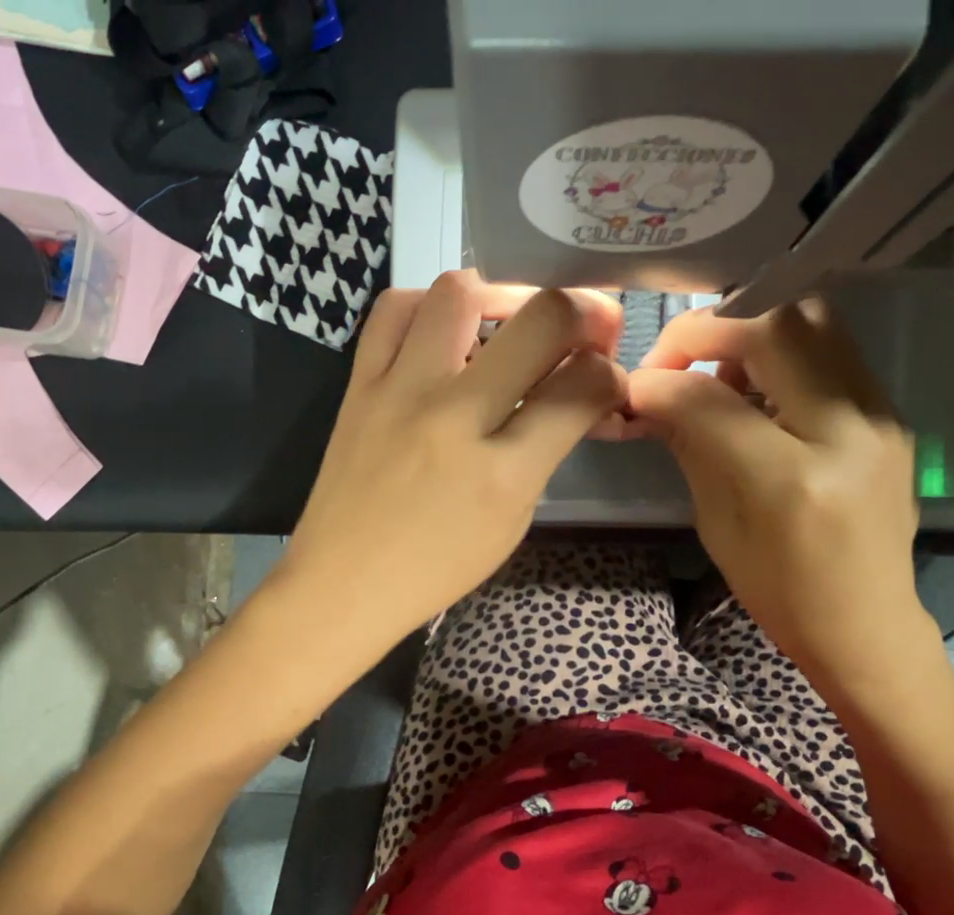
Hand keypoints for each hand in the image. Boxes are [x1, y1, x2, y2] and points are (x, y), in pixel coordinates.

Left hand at [274, 270, 624, 651]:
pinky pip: (392, 311)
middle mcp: (453, 418)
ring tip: (509, 324)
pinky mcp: (358, 384)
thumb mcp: (513, 521)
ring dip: (502, 296)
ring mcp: (399, 392)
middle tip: (586, 328)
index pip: (582, 388)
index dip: (610, 373)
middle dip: (585, 313)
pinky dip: (429, 305)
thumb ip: (547, 450)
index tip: (605, 377)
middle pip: (540, 321)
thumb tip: (579, 394)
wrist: (343, 583)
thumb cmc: (436, 567)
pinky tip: (445, 329)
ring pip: (460, 292)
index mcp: (503, 473)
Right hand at [626, 298, 925, 676]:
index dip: (660, 380)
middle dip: (709, 332)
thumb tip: (648, 392)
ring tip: (721, 377)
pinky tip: (761, 395)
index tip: (634, 389)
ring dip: (750, 332)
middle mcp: (848, 431)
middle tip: (676, 364)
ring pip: (812, 319)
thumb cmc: (778, 589)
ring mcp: (881, 416)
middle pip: (774, 326)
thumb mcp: (716, 522)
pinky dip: (782, 352)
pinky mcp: (891, 413)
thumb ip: (687, 444)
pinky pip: (831, 350)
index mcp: (792, 479)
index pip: (711, 397)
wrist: (865, 623)